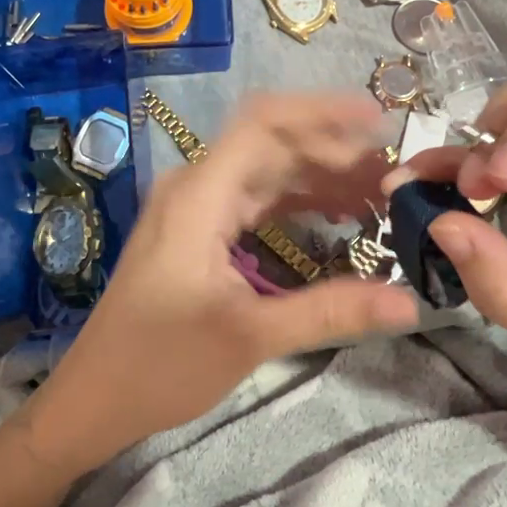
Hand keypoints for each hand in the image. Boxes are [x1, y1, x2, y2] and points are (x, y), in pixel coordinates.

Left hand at [24, 94, 420, 473]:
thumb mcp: (250, 336)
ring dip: (319, 175)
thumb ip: (330, 312)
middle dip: (333, 150)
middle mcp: (196, 186)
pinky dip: (297, 201)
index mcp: (200, 194)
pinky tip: (338, 216)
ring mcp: (194, 207)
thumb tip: (410, 303)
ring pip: (265, 171)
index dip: (321, 113)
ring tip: (378, 193)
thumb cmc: (161, 363)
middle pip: (271, 144)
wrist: (96, 394)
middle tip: (394, 172)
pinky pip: (254, 198)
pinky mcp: (197, 230)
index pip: (264, 123)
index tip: (377, 122)